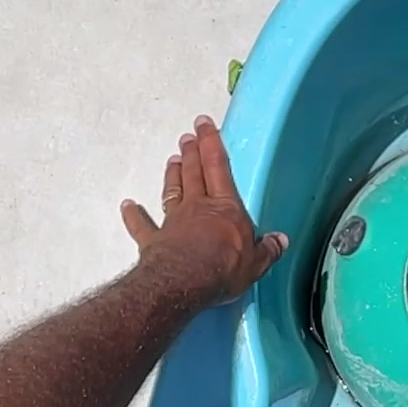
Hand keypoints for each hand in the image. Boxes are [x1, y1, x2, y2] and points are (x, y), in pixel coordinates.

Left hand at [121, 115, 286, 305]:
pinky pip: (141, 226)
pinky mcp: (154, 240)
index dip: (212, 144)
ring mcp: (173, 222)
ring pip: (172, 191)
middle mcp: (197, 207)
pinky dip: (133, 216)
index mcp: (225, 208)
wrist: (184, 282)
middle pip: (194, 173)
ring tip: (173, 160)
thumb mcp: (255, 262)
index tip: (204, 124)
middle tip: (187, 136)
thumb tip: (280, 241)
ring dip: (173, 175)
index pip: (218, 168)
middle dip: (191, 153)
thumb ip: (267, 249)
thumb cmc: (223, 269)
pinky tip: (127, 205)